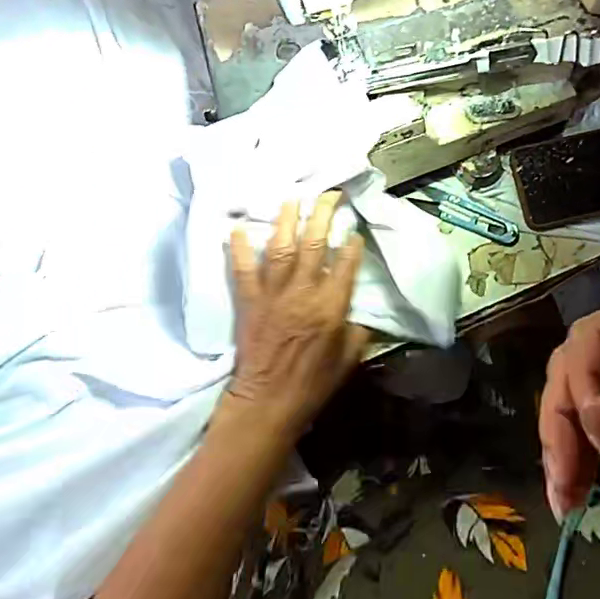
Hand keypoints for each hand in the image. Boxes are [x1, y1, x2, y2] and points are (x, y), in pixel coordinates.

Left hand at [224, 191, 369, 436]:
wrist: (268, 403)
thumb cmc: (313, 384)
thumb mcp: (349, 358)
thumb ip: (358, 329)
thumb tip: (363, 309)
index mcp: (331, 306)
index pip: (345, 264)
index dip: (351, 244)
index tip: (354, 230)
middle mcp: (304, 292)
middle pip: (315, 244)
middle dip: (323, 215)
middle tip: (328, 195)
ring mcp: (274, 294)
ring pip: (282, 248)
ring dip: (287, 220)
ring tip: (292, 199)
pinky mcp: (249, 301)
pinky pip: (243, 269)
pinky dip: (238, 248)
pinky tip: (236, 229)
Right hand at [538, 289, 599, 515]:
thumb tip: (588, 417)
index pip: (591, 337)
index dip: (579, 382)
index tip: (590, 436)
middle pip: (571, 363)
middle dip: (560, 421)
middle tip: (561, 481)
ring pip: (570, 389)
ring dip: (562, 440)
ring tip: (564, 497)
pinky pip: (586, 409)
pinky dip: (577, 446)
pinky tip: (575, 484)